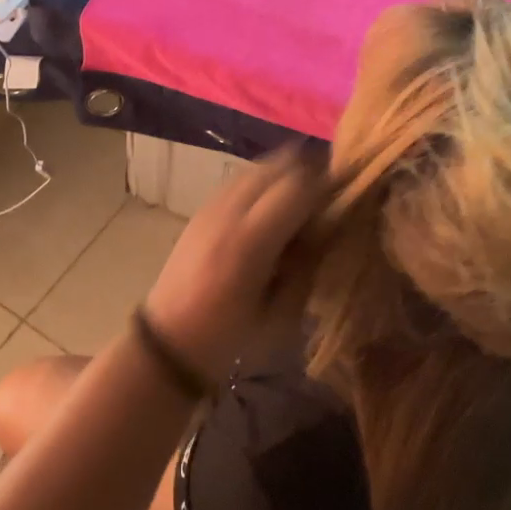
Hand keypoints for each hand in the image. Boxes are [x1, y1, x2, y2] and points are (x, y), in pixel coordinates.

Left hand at [142, 143, 328, 379]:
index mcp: (249, 242)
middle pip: (279, 166)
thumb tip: (329, 230)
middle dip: (309, 175)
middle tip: (328, 198)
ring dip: (286, 175)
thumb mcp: (280, 313)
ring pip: (259, 166)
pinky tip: (272, 207)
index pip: (297, 187)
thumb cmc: (228, 337)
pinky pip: (241, 178)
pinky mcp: (202, 209)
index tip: (345, 200)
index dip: (326, 187)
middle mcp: (228, 214)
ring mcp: (211, 207)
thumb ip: (308, 265)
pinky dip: (264, 182)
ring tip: (302, 201)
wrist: (165, 343)